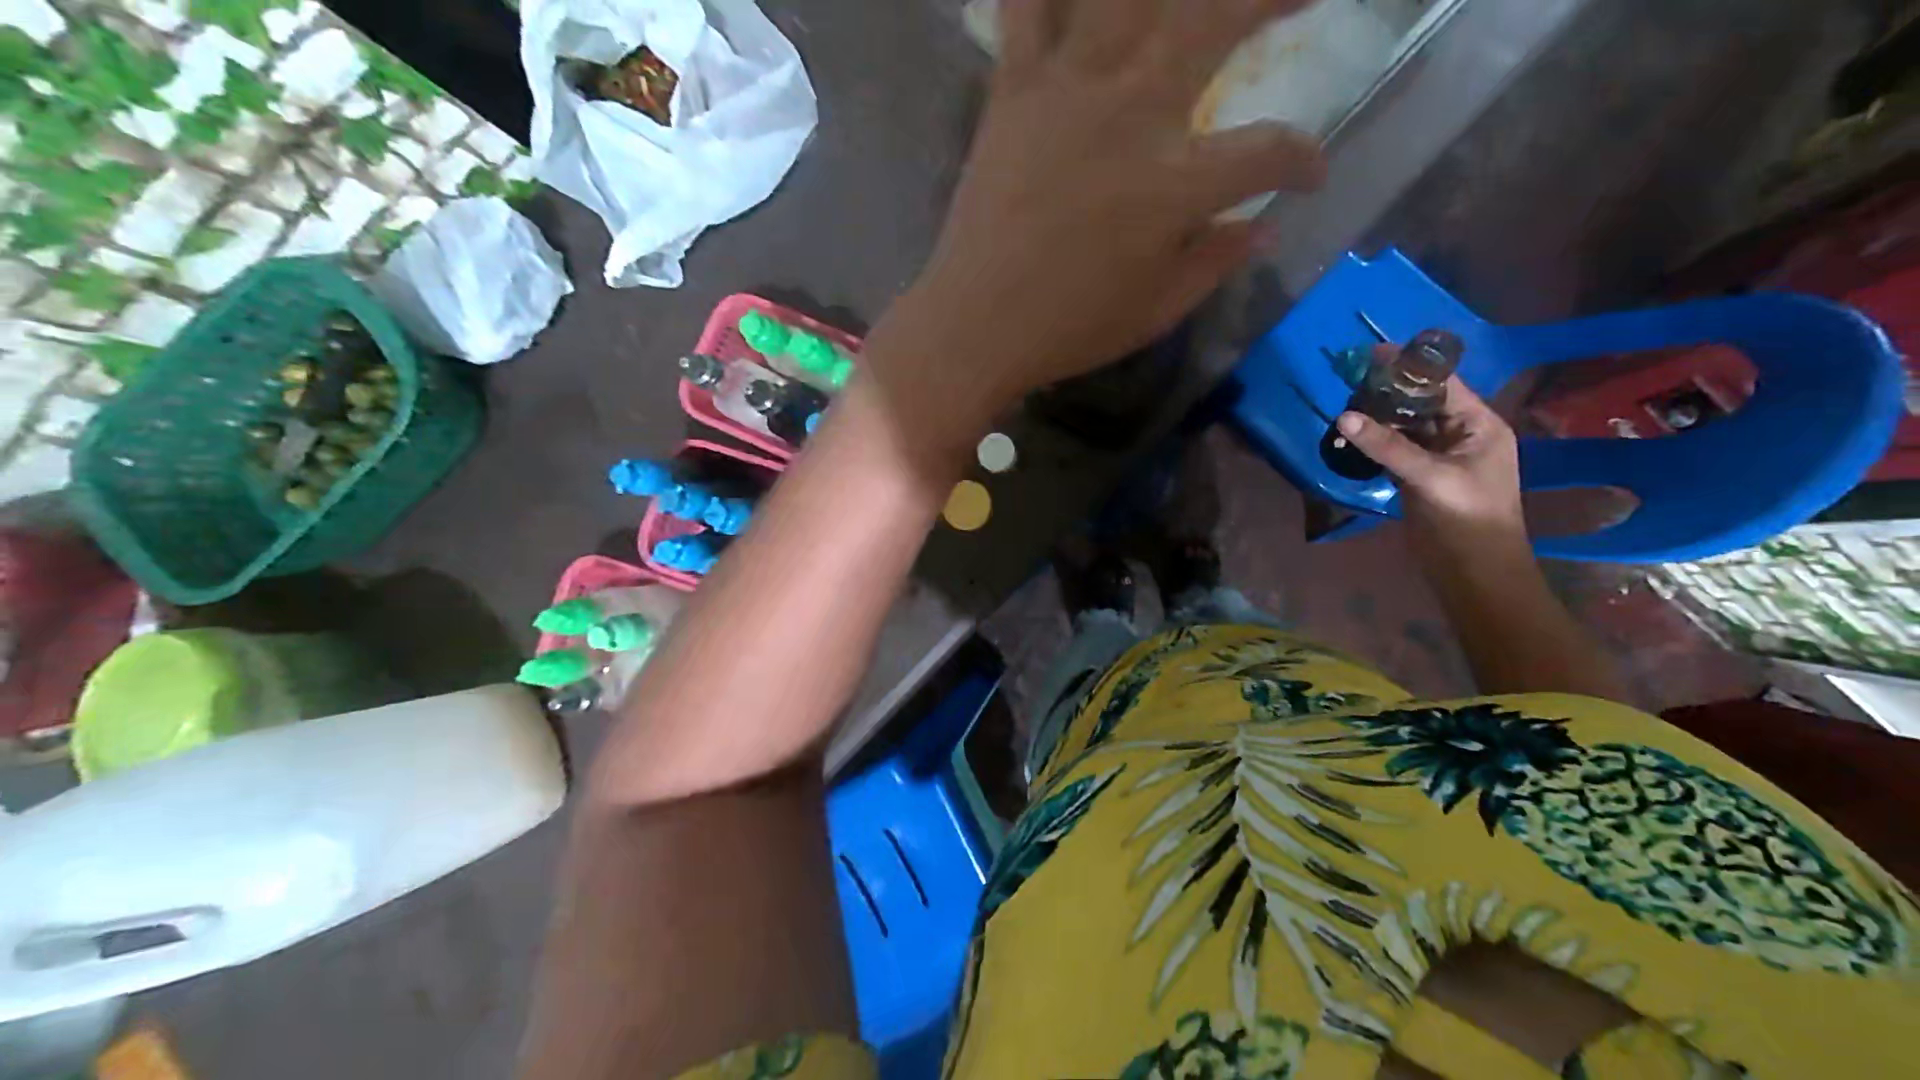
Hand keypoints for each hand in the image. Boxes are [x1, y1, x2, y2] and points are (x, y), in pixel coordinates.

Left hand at [868, 0, 1325, 447]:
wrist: (972, 327)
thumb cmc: (1067, 330)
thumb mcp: (1157, 312)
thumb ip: (1217, 262)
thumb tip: (1262, 228)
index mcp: (1176, 186)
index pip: (1270, 150)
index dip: (1305, 160)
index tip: (1310, 175)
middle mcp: (1132, 116)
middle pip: (1218, 18)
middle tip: (1298, 0)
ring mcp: (1069, 92)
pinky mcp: (1014, 92)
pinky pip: (1029, 7)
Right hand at [1335, 370, 1523, 537]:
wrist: (1472, 570)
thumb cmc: (1465, 517)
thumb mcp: (1427, 476)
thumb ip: (1386, 446)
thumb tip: (1343, 416)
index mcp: (1479, 425)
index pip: (1444, 384)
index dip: (1411, 366)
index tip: (1373, 352)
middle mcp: (1460, 434)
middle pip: (1421, 402)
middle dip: (1388, 390)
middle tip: (1349, 379)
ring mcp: (1438, 456)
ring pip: (1404, 426)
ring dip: (1377, 417)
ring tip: (1343, 404)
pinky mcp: (1418, 476)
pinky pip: (1395, 449)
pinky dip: (1374, 442)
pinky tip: (1350, 435)